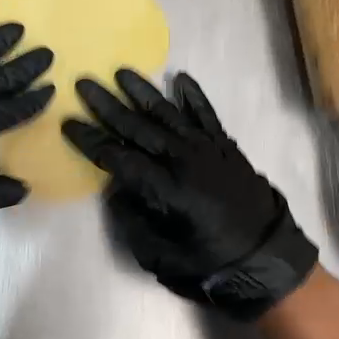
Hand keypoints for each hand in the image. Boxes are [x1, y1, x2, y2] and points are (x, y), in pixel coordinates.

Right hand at [62, 70, 317, 319]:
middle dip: (107, 105)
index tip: (68, 124)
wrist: (270, 262)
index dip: (91, 140)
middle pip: (138, 126)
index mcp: (166, 189)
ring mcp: (208, 150)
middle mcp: (185, 161)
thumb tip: (119, 191)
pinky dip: (193, 96)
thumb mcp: (160, 256)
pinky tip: (180, 79)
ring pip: (169, 113)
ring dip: (143, 92)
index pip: (118, 157)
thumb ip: (134, 220)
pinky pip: (206, 115)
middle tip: (84, 84)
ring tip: (122, 72)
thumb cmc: (210, 266)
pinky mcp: (226, 148)